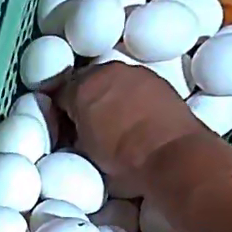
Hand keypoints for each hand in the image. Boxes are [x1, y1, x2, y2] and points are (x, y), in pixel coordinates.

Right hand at [53, 62, 205, 188]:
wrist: (172, 157)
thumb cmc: (122, 160)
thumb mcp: (83, 153)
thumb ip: (72, 135)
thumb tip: (74, 134)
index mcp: (81, 87)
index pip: (58, 95)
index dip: (59, 115)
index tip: (63, 131)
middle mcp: (109, 71)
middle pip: (86, 83)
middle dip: (84, 102)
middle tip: (85, 128)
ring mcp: (138, 74)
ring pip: (113, 83)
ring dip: (109, 99)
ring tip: (113, 127)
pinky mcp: (161, 83)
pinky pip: (136, 89)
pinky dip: (132, 101)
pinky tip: (135, 124)